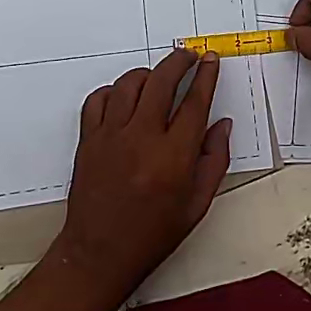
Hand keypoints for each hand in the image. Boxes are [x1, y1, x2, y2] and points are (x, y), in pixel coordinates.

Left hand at [48, 49, 231, 294]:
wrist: (99, 255)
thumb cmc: (151, 234)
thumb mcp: (196, 205)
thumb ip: (214, 161)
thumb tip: (222, 125)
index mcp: (173, 158)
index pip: (194, 102)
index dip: (206, 76)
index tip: (210, 61)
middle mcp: (142, 140)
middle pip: (162, 81)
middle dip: (179, 61)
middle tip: (188, 56)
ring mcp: (111, 137)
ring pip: (129, 84)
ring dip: (147, 73)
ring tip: (158, 76)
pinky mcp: (89, 141)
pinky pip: (98, 100)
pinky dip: (112, 91)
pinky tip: (123, 97)